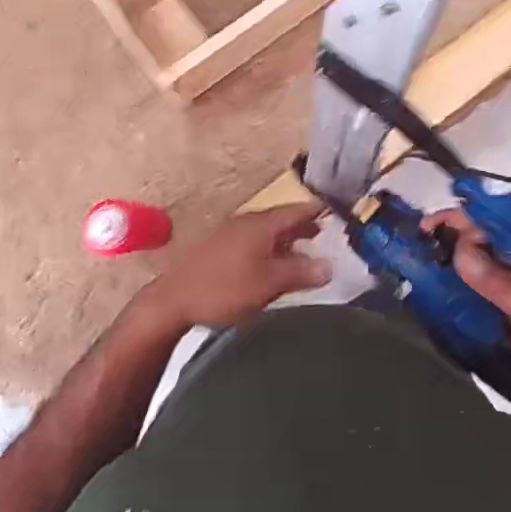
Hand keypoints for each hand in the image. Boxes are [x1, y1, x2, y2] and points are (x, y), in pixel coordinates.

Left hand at [134, 202, 332, 328]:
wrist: (174, 301)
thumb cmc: (225, 289)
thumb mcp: (270, 283)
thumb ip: (302, 273)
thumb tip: (330, 266)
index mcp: (260, 224)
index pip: (296, 210)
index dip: (317, 211)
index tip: (337, 213)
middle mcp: (246, 223)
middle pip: (281, 219)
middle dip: (302, 226)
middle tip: (324, 233)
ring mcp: (229, 234)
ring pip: (266, 232)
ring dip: (286, 240)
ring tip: (303, 252)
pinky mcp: (218, 249)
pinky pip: (252, 242)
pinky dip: (269, 248)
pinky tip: (272, 266)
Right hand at [421, 208, 510, 388]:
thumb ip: (497, 283)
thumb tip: (458, 249)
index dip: (477, 216)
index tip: (440, 221)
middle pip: (506, 225)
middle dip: (467, 224)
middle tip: (430, 229)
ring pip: (501, 241)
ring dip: (470, 240)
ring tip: (436, 239)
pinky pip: (502, 259)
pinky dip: (480, 258)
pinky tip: (458, 259)